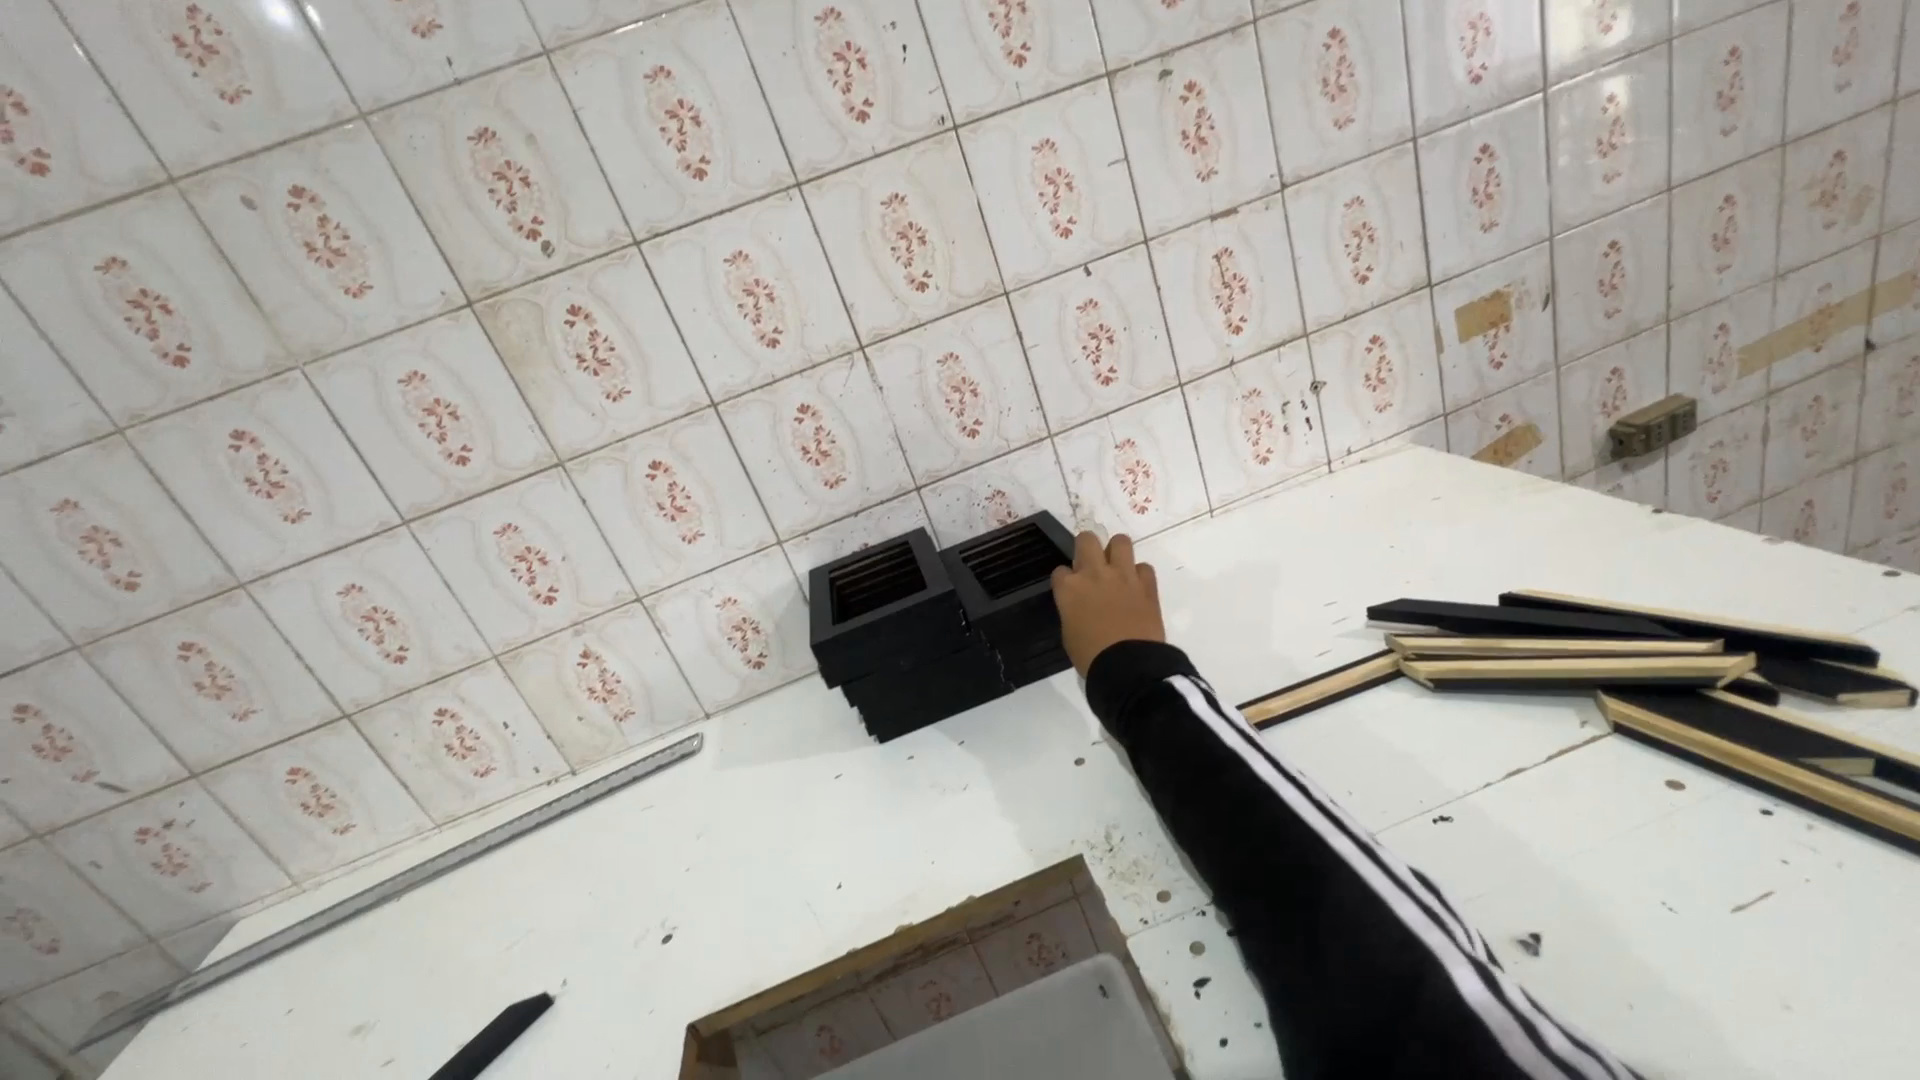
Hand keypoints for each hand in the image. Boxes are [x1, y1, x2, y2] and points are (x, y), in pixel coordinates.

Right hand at [1050, 531, 1165, 676]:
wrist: (1128, 666)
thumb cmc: (1090, 655)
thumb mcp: (1069, 632)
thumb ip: (1072, 609)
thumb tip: (1081, 604)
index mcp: (1069, 588)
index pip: (1060, 569)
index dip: (1066, 579)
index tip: (1070, 589)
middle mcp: (1094, 573)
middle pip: (1087, 539)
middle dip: (1086, 547)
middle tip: (1091, 563)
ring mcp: (1123, 575)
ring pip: (1120, 541)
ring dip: (1116, 551)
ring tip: (1117, 567)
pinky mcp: (1147, 584)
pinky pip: (1144, 566)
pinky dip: (1139, 574)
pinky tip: (1136, 587)